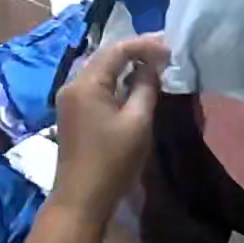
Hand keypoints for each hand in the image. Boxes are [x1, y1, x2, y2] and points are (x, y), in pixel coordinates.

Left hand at [52, 35, 169, 219]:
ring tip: (157, 63)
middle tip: (167, 51)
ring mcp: (71, 98)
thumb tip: (153, 66)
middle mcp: (73, 84)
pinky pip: (98, 83)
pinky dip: (119, 77)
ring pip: (102, 69)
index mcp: (86, 84)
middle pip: (107, 55)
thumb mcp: (137, 121)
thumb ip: (146, 87)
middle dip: (137, 50)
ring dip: (128, 63)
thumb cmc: (112, 160)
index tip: (172, 48)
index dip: (146, 44)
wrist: (81, 198)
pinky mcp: (75, 111)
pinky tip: (137, 81)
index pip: (118, 49)